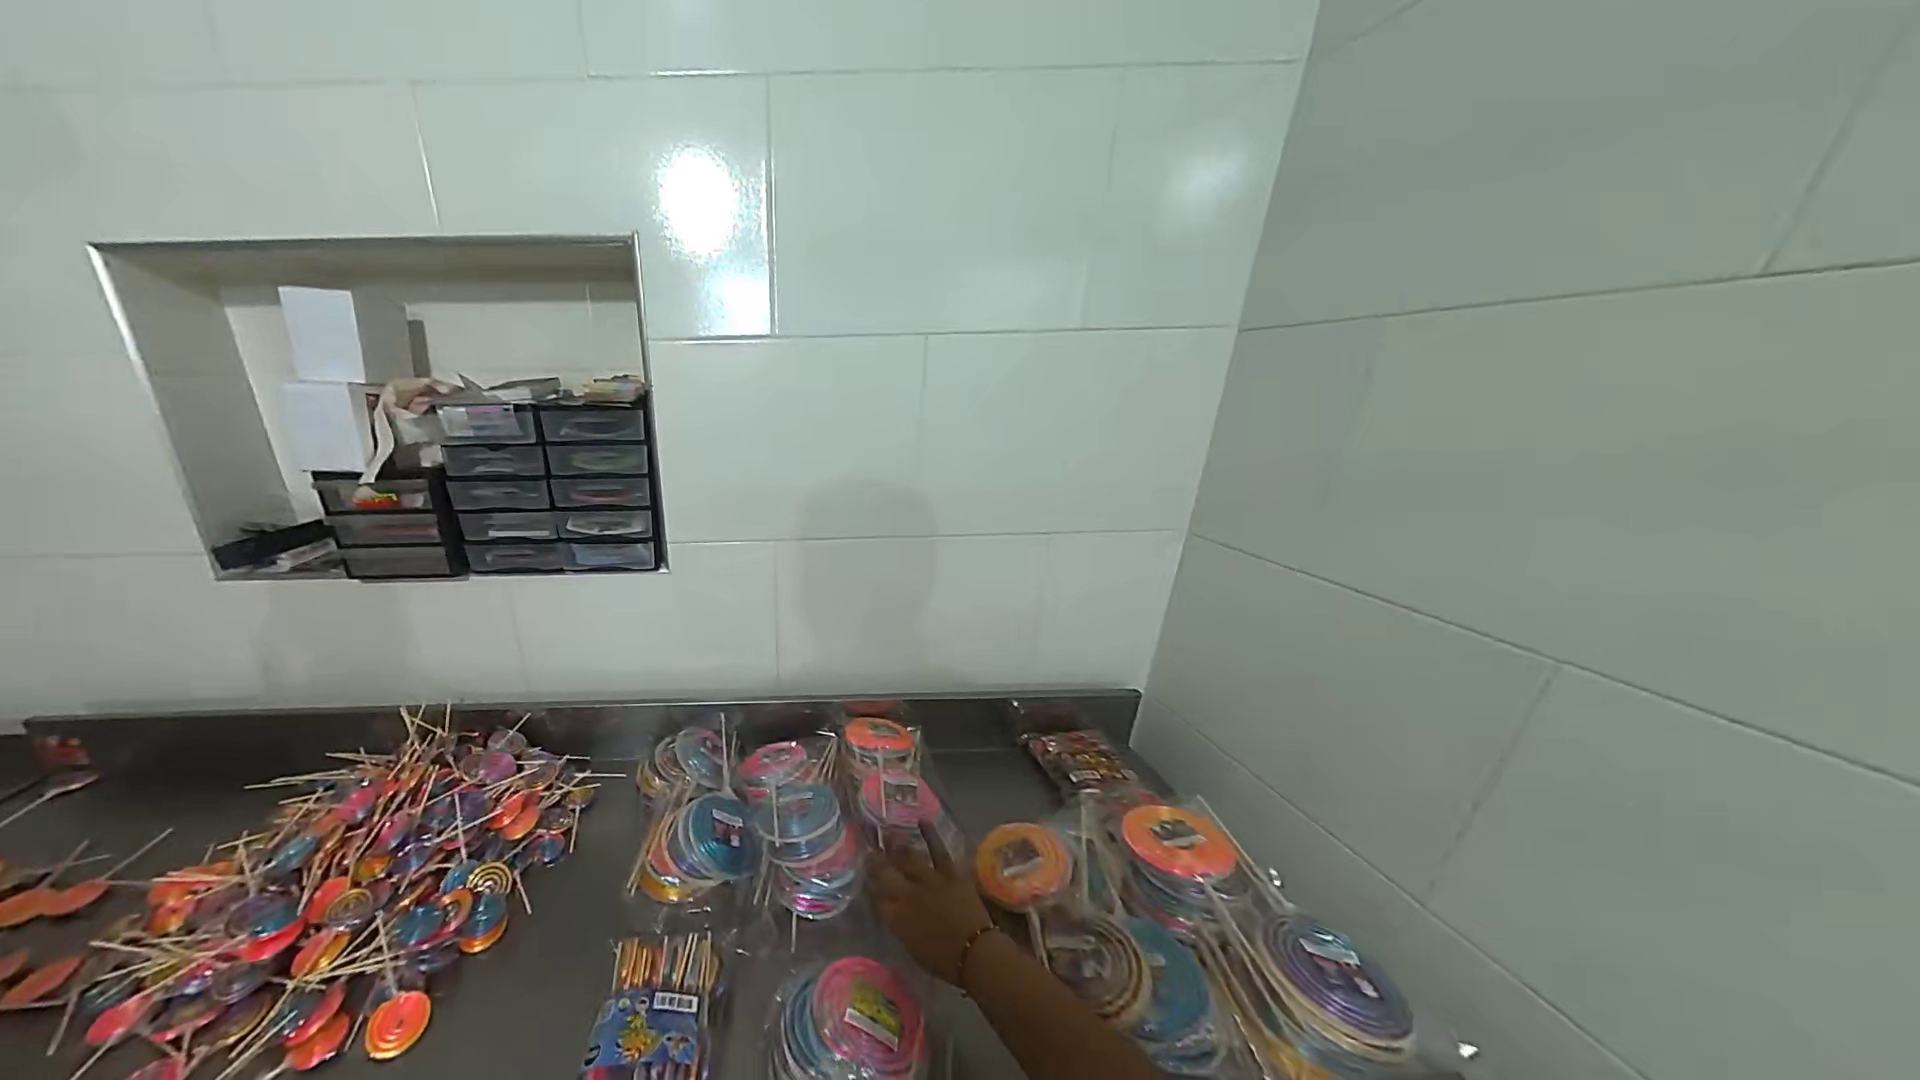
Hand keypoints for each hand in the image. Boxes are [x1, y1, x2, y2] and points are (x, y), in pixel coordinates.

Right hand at [868, 832, 994, 984]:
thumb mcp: (912, 947)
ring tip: (889, 833)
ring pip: (908, 857)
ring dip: (897, 845)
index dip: (870, 888)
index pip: (876, 899)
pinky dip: (930, 834)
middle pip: (886, 873)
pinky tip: (922, 821)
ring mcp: (929, 880)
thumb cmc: (943, 960)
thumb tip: (893, 910)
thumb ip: (900, 925)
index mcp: (896, 918)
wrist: (975, 952)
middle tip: (870, 850)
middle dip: (875, 862)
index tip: (866, 880)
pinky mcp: (949, 872)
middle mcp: (908, 894)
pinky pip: (938, 849)